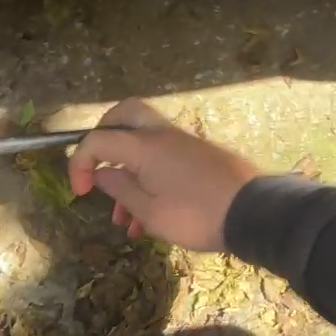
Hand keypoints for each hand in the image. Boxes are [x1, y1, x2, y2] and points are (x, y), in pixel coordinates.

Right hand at [67, 99, 260, 251]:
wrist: (256, 213)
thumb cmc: (196, 215)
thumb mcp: (150, 211)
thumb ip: (120, 188)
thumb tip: (102, 173)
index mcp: (145, 146)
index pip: (98, 139)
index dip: (79, 163)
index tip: (81, 192)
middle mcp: (162, 136)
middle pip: (124, 115)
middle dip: (103, 138)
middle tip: (98, 165)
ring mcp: (183, 144)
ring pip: (143, 145)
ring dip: (127, 173)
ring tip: (124, 219)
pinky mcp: (199, 157)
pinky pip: (163, 160)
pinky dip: (148, 180)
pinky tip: (148, 219)